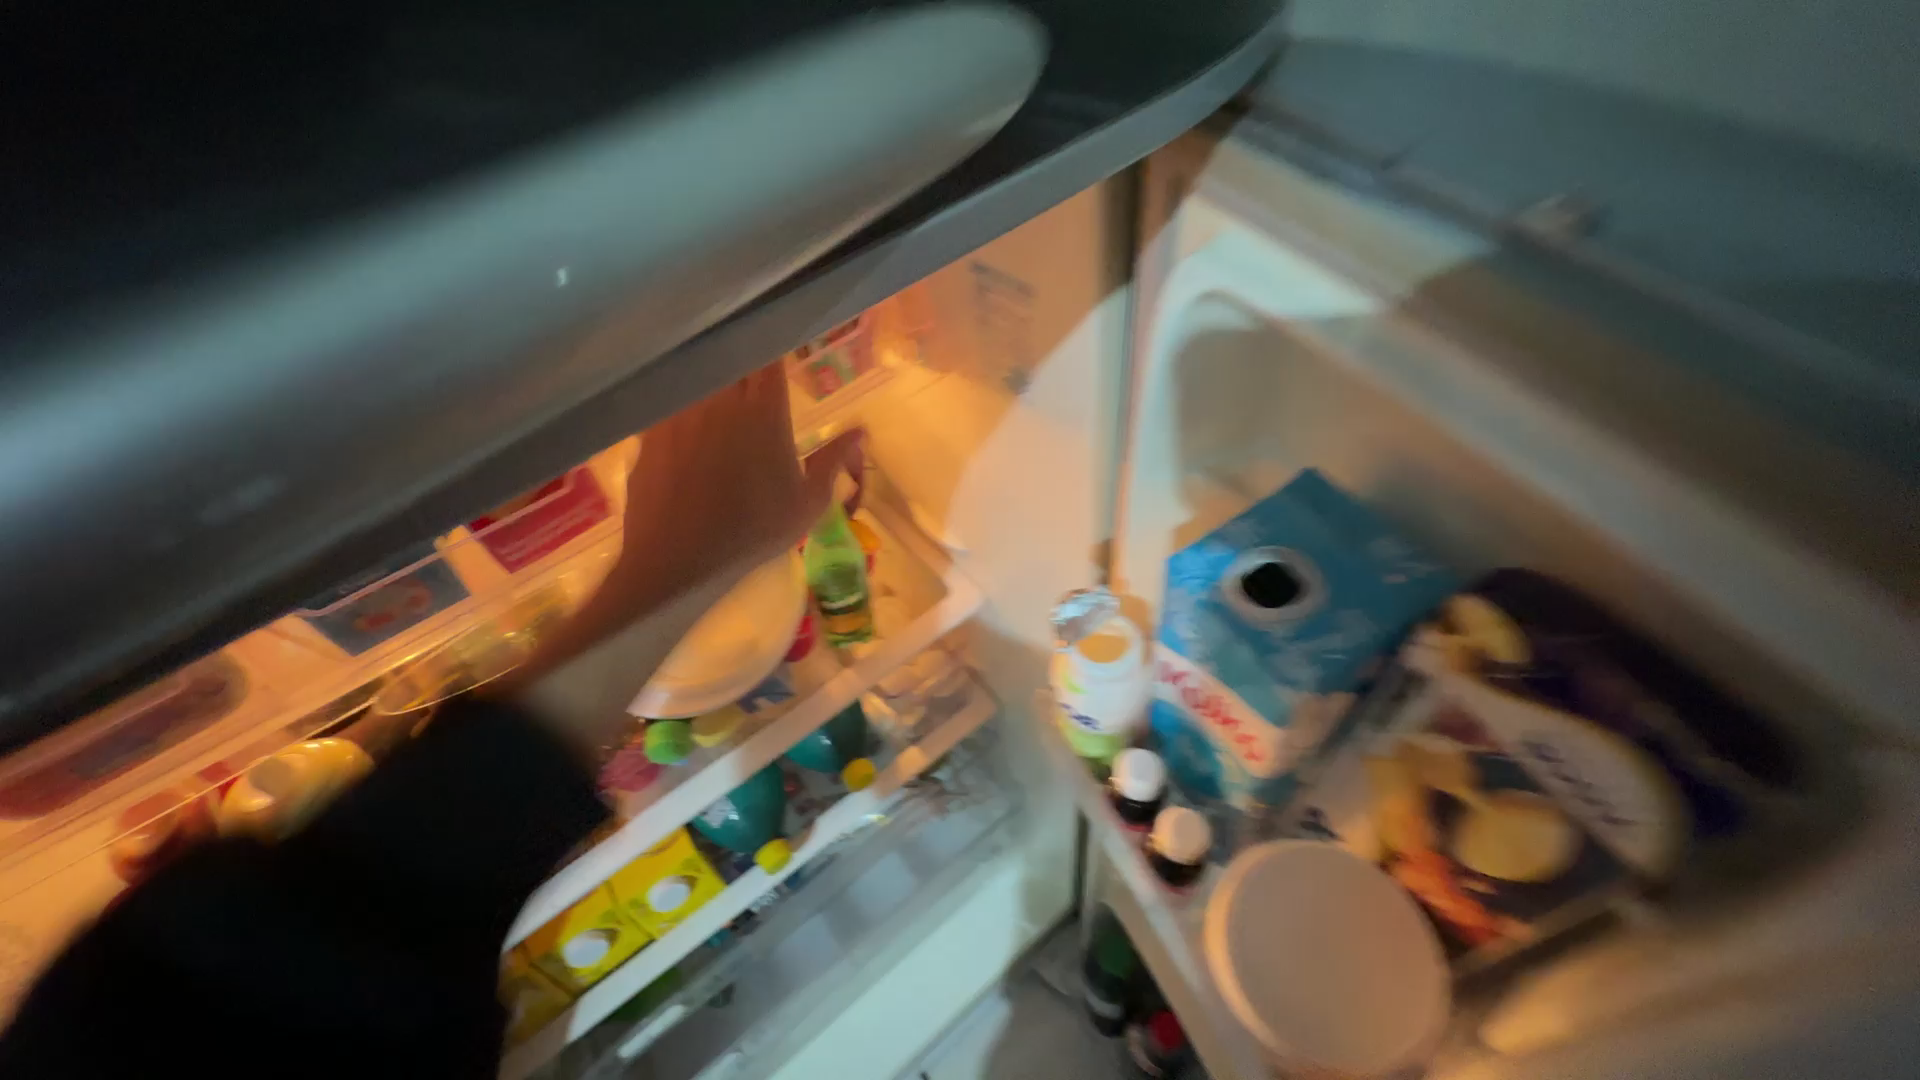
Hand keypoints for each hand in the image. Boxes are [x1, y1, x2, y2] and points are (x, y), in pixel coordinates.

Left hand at [608, 364, 858, 608]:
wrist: (677, 556)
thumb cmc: (753, 531)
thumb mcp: (807, 503)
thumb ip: (833, 460)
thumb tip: (860, 431)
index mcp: (765, 411)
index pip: (770, 358)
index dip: (775, 350)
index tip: (780, 351)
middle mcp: (721, 399)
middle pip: (732, 361)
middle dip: (743, 363)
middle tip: (752, 377)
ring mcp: (681, 411)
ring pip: (700, 379)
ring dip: (712, 383)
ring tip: (720, 400)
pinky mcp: (650, 429)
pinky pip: (671, 404)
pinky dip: (681, 407)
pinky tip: (686, 429)